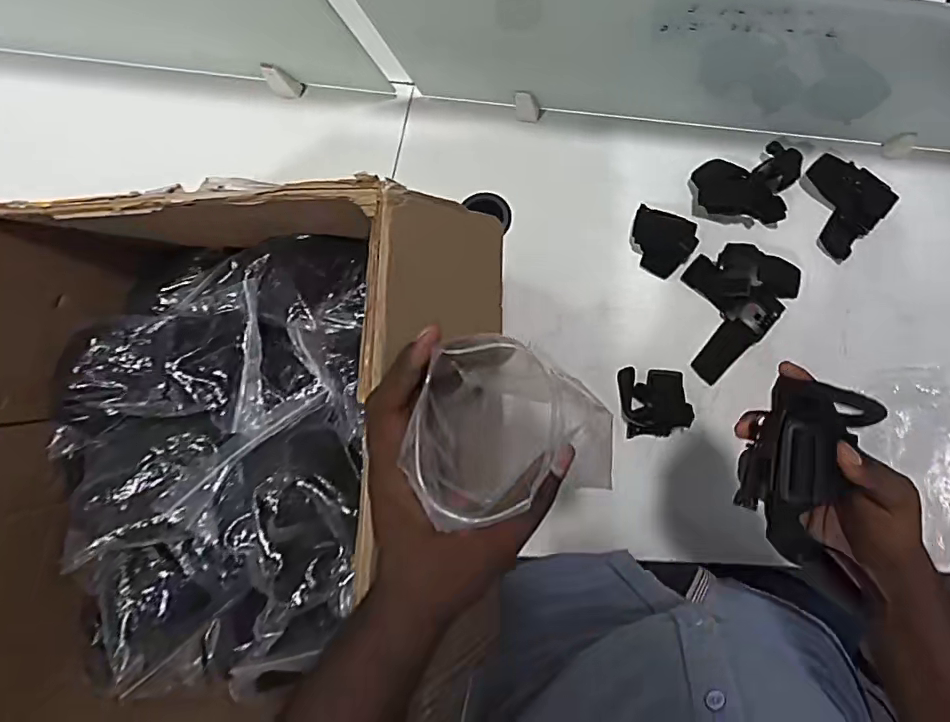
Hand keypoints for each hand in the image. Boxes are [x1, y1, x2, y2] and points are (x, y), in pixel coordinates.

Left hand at [364, 326, 572, 623]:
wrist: (410, 612)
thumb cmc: (444, 578)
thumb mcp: (496, 542)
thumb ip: (535, 498)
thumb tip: (564, 453)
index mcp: (396, 476)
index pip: (387, 409)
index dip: (406, 369)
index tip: (431, 338)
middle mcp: (386, 465)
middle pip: (385, 400)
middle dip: (410, 363)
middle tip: (445, 338)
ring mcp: (389, 469)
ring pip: (390, 411)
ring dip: (411, 378)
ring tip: (445, 355)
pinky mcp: (399, 474)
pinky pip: (400, 424)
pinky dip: (415, 398)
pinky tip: (444, 392)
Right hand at [736, 362, 935, 596]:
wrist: (885, 576)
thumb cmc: (897, 534)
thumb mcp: (895, 498)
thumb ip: (871, 474)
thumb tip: (846, 451)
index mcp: (849, 452)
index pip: (825, 414)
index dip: (805, 390)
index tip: (788, 374)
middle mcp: (826, 461)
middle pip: (793, 427)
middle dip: (769, 414)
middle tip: (754, 419)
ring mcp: (809, 481)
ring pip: (778, 450)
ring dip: (760, 438)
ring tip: (749, 436)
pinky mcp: (796, 502)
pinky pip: (772, 480)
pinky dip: (758, 470)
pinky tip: (752, 466)